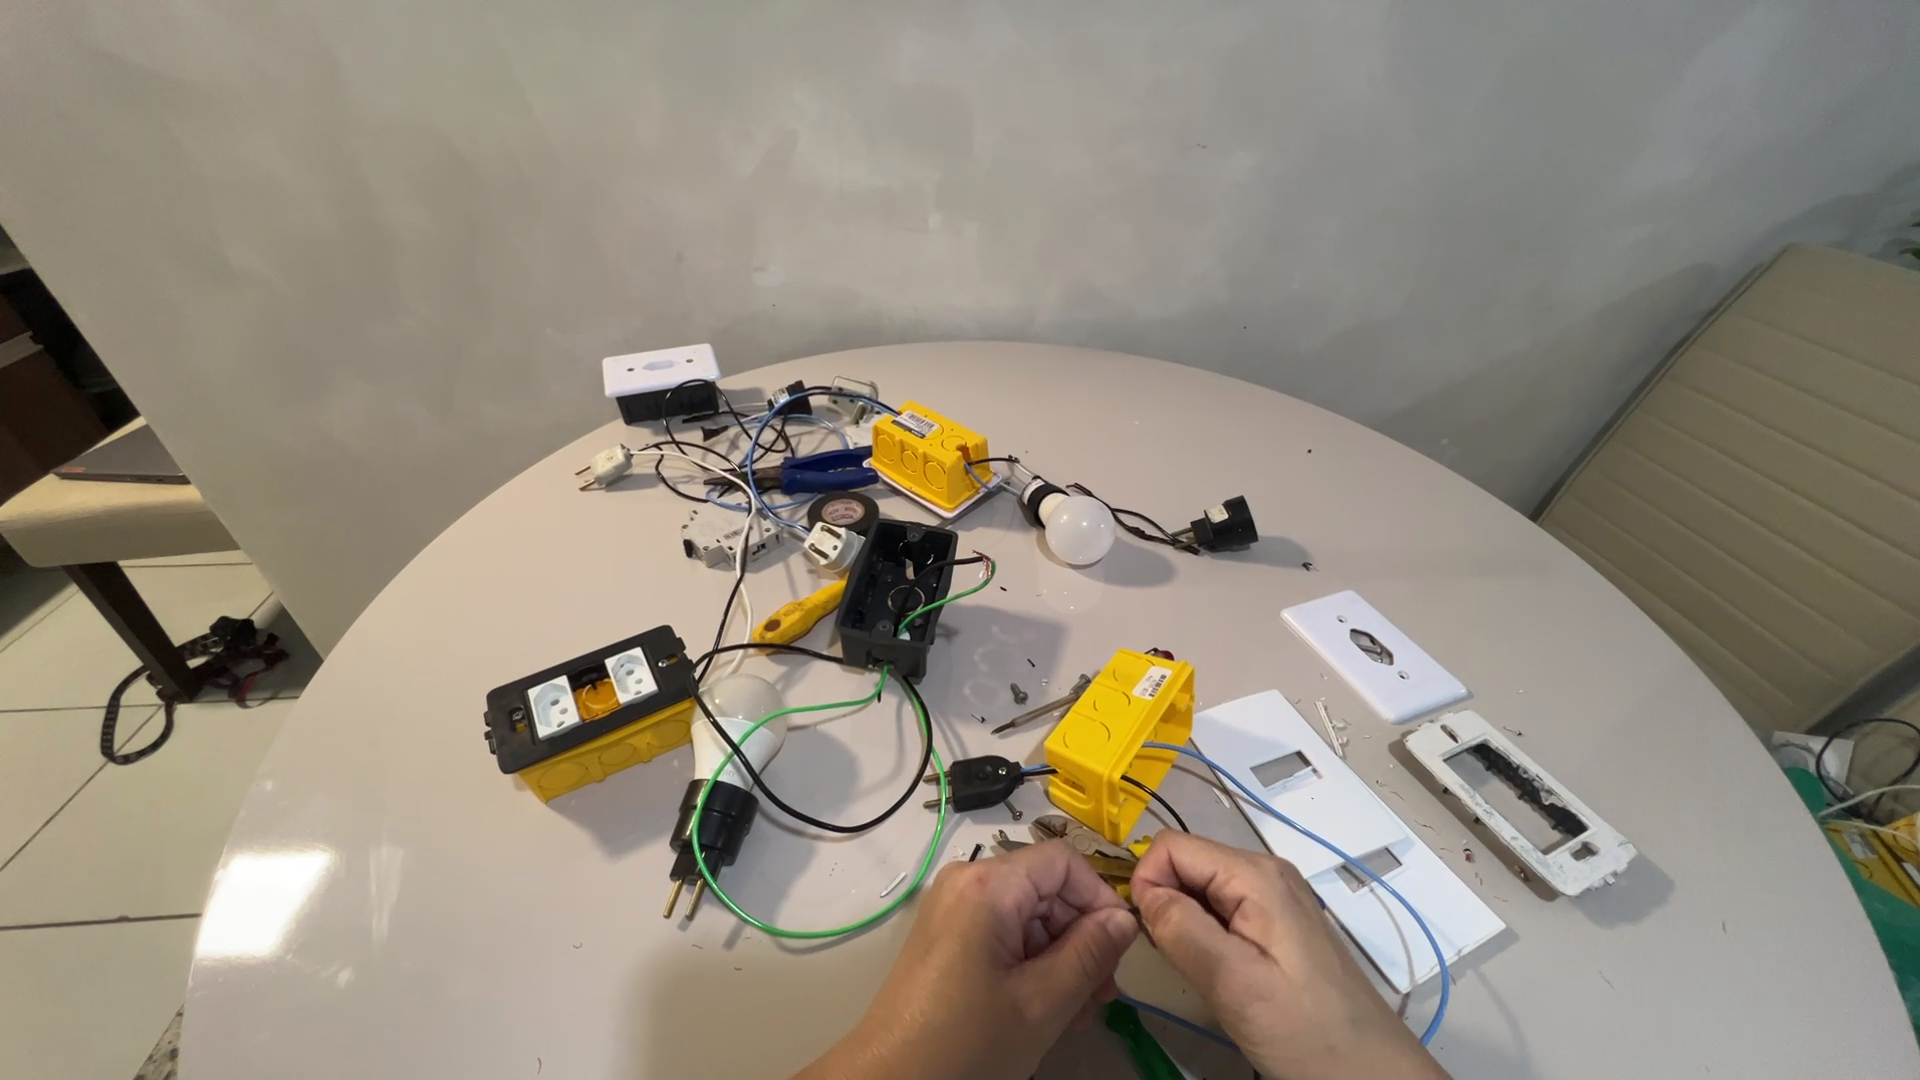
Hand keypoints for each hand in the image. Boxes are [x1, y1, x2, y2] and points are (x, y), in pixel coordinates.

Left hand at [794, 840, 1137, 1079]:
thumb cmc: (966, 1042)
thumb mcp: (1041, 1003)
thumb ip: (1089, 955)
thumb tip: (1124, 919)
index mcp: (988, 883)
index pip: (1062, 861)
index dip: (1099, 897)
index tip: (1119, 948)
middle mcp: (967, 879)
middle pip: (1044, 885)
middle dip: (1080, 933)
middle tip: (1102, 992)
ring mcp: (953, 904)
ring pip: (1027, 910)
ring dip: (1059, 952)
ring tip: (1076, 1008)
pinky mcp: (947, 931)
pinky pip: (1003, 927)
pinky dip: (1030, 958)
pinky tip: (1045, 1002)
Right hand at [1131, 831, 1447, 1079]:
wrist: (1374, 1078)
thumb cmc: (1305, 1031)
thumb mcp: (1235, 984)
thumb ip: (1182, 930)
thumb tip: (1143, 893)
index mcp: (1254, 874)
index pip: (1171, 847)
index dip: (1148, 883)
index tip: (1152, 935)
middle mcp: (1263, 870)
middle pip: (1186, 863)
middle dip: (1166, 903)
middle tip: (1179, 959)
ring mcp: (1273, 895)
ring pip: (1200, 886)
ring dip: (1184, 921)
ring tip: (1202, 969)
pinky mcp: (1277, 921)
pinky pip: (1220, 906)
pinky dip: (1205, 932)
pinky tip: (1221, 970)